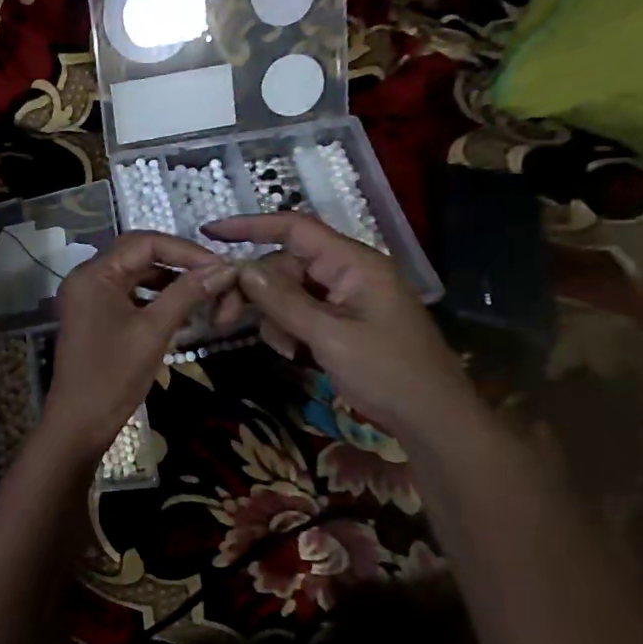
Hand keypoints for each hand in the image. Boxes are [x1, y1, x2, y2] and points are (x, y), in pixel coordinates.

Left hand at [39, 231, 239, 457]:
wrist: (80, 420)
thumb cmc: (114, 374)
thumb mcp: (155, 330)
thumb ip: (188, 293)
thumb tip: (226, 268)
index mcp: (93, 274)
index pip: (144, 243)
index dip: (186, 250)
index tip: (221, 265)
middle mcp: (86, 278)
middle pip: (139, 255)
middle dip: (179, 263)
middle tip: (216, 276)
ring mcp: (88, 298)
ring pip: (136, 275)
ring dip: (170, 281)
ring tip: (205, 294)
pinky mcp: (94, 316)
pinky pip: (129, 295)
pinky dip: (155, 298)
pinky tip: (183, 312)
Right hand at [200, 213, 476, 437]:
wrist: (432, 417)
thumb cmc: (388, 372)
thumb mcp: (329, 337)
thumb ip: (283, 301)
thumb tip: (242, 269)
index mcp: (354, 264)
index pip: (295, 229)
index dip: (251, 225)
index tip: (210, 232)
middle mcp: (347, 272)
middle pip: (283, 265)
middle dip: (253, 290)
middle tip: (224, 319)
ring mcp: (345, 297)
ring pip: (286, 291)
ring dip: (272, 316)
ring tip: (281, 349)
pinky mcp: (341, 320)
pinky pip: (299, 312)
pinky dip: (286, 329)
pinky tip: (292, 353)